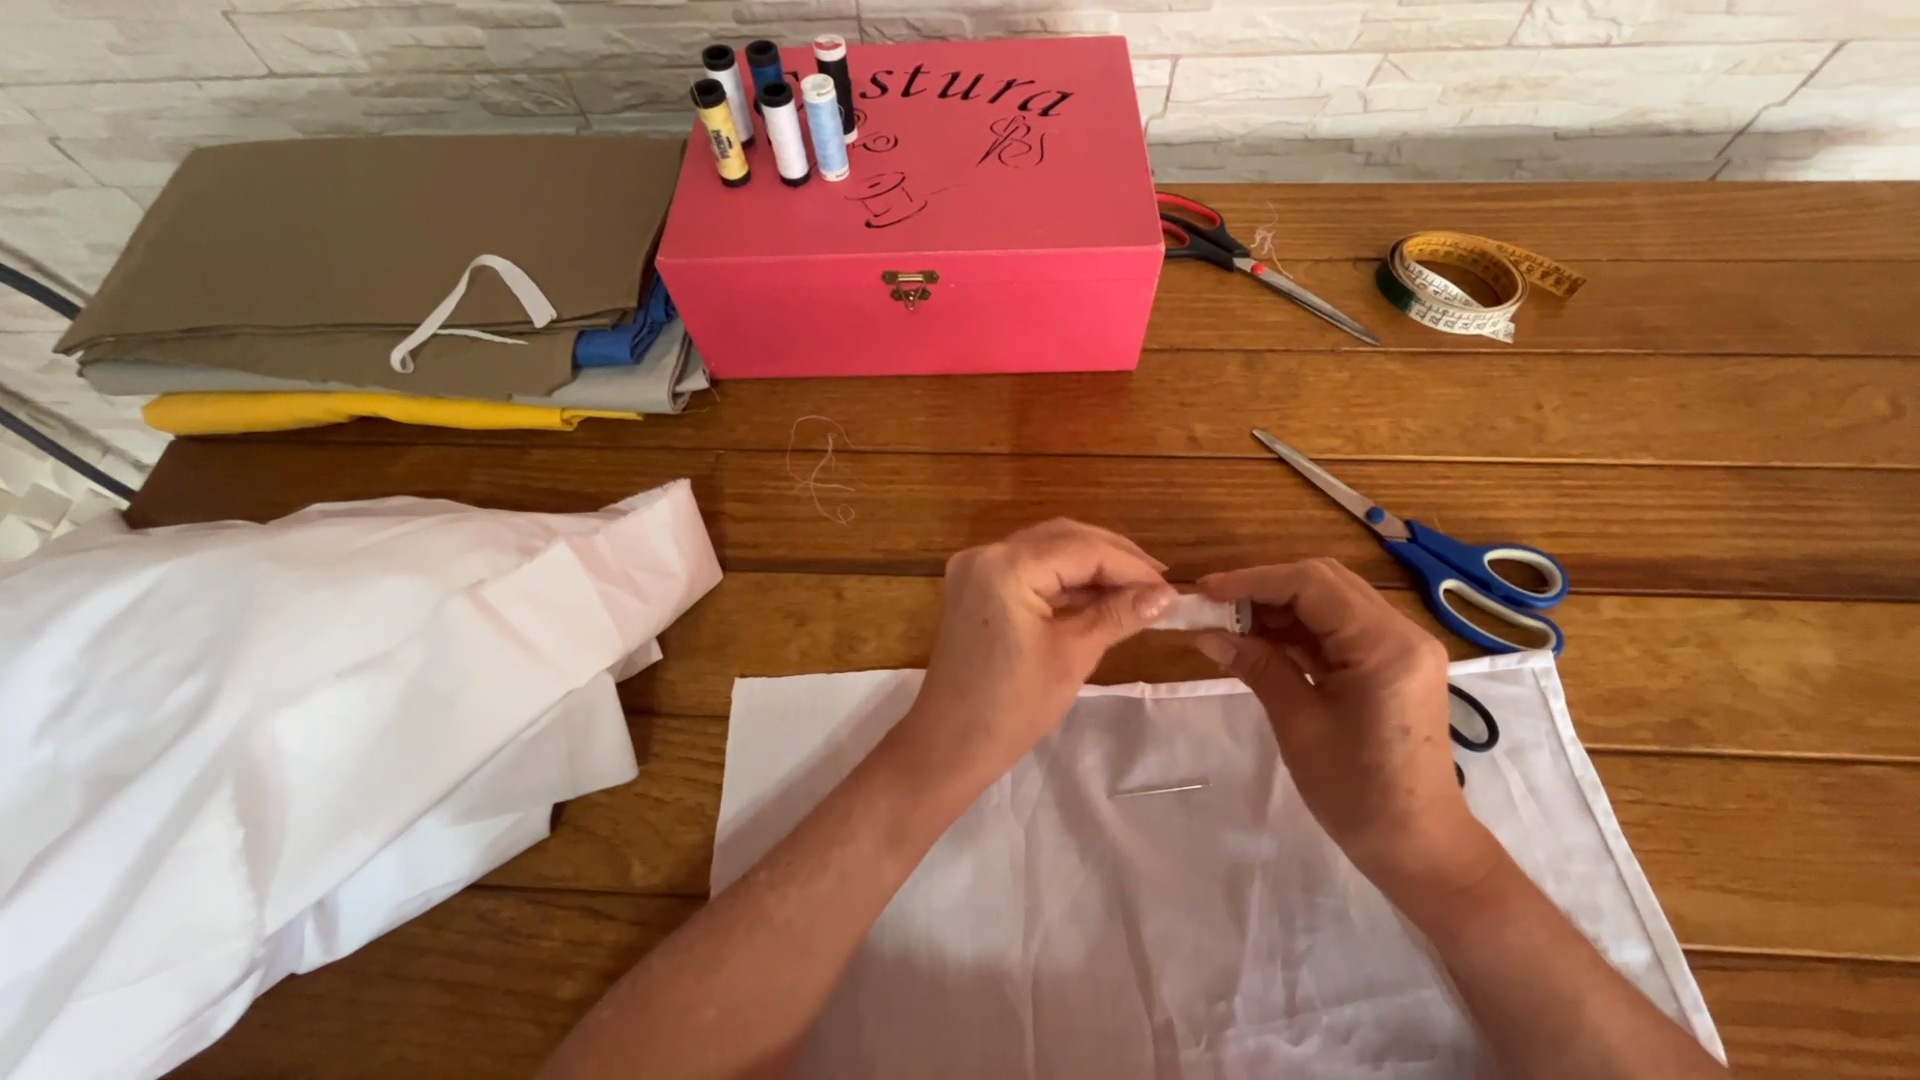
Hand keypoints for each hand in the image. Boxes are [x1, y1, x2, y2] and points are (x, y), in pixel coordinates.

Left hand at [900, 519, 1176, 787]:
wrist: (951, 744)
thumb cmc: (1013, 705)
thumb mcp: (1073, 655)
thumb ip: (1118, 615)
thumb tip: (1166, 596)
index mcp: (1007, 566)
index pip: (1083, 549)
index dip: (1131, 566)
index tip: (1170, 589)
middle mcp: (986, 553)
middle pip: (1063, 538)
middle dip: (1113, 557)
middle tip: (1156, 585)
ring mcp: (976, 569)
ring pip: (1046, 549)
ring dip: (1090, 566)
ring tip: (1135, 591)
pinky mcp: (975, 587)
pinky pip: (1028, 568)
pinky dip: (1063, 579)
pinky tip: (1097, 597)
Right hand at [1194, 558, 1498, 899]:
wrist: (1418, 845)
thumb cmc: (1356, 791)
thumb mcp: (1298, 723)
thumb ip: (1257, 667)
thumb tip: (1208, 635)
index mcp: (1385, 645)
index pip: (1311, 585)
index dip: (1252, 581)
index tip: (1204, 592)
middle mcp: (1402, 633)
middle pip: (1324, 583)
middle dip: (1264, 589)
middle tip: (1214, 608)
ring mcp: (1402, 648)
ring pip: (1331, 602)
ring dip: (1279, 608)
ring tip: (1229, 626)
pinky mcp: (1393, 665)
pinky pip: (1340, 630)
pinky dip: (1299, 631)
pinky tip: (1261, 643)